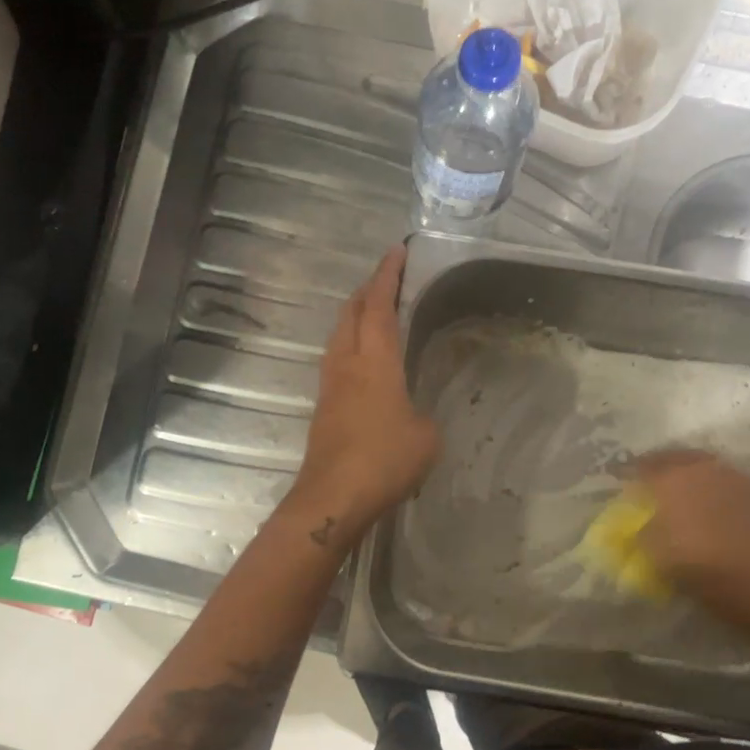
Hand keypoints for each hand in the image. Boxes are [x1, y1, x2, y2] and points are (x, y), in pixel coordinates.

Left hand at [285, 245, 438, 545]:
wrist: (333, 497)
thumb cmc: (384, 460)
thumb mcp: (425, 436)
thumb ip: (422, 415)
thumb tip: (412, 414)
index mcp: (375, 361)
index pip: (380, 306)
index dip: (388, 276)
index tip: (397, 252)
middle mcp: (347, 364)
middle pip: (352, 313)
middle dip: (368, 290)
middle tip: (387, 279)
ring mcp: (330, 386)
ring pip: (339, 336)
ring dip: (355, 317)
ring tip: (374, 313)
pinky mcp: (323, 408)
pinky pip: (337, 361)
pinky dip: (351, 345)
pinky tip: (363, 360)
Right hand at [634, 450, 749, 634]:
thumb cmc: (701, 565)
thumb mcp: (654, 553)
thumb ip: (641, 531)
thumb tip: (641, 524)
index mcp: (672, 476)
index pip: (641, 465)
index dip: (627, 472)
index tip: (619, 480)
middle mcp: (704, 467)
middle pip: (675, 459)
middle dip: (661, 468)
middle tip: (650, 484)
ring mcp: (736, 478)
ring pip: (704, 469)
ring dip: (690, 478)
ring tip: (681, 496)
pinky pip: (726, 485)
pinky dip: (713, 492)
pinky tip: (710, 510)